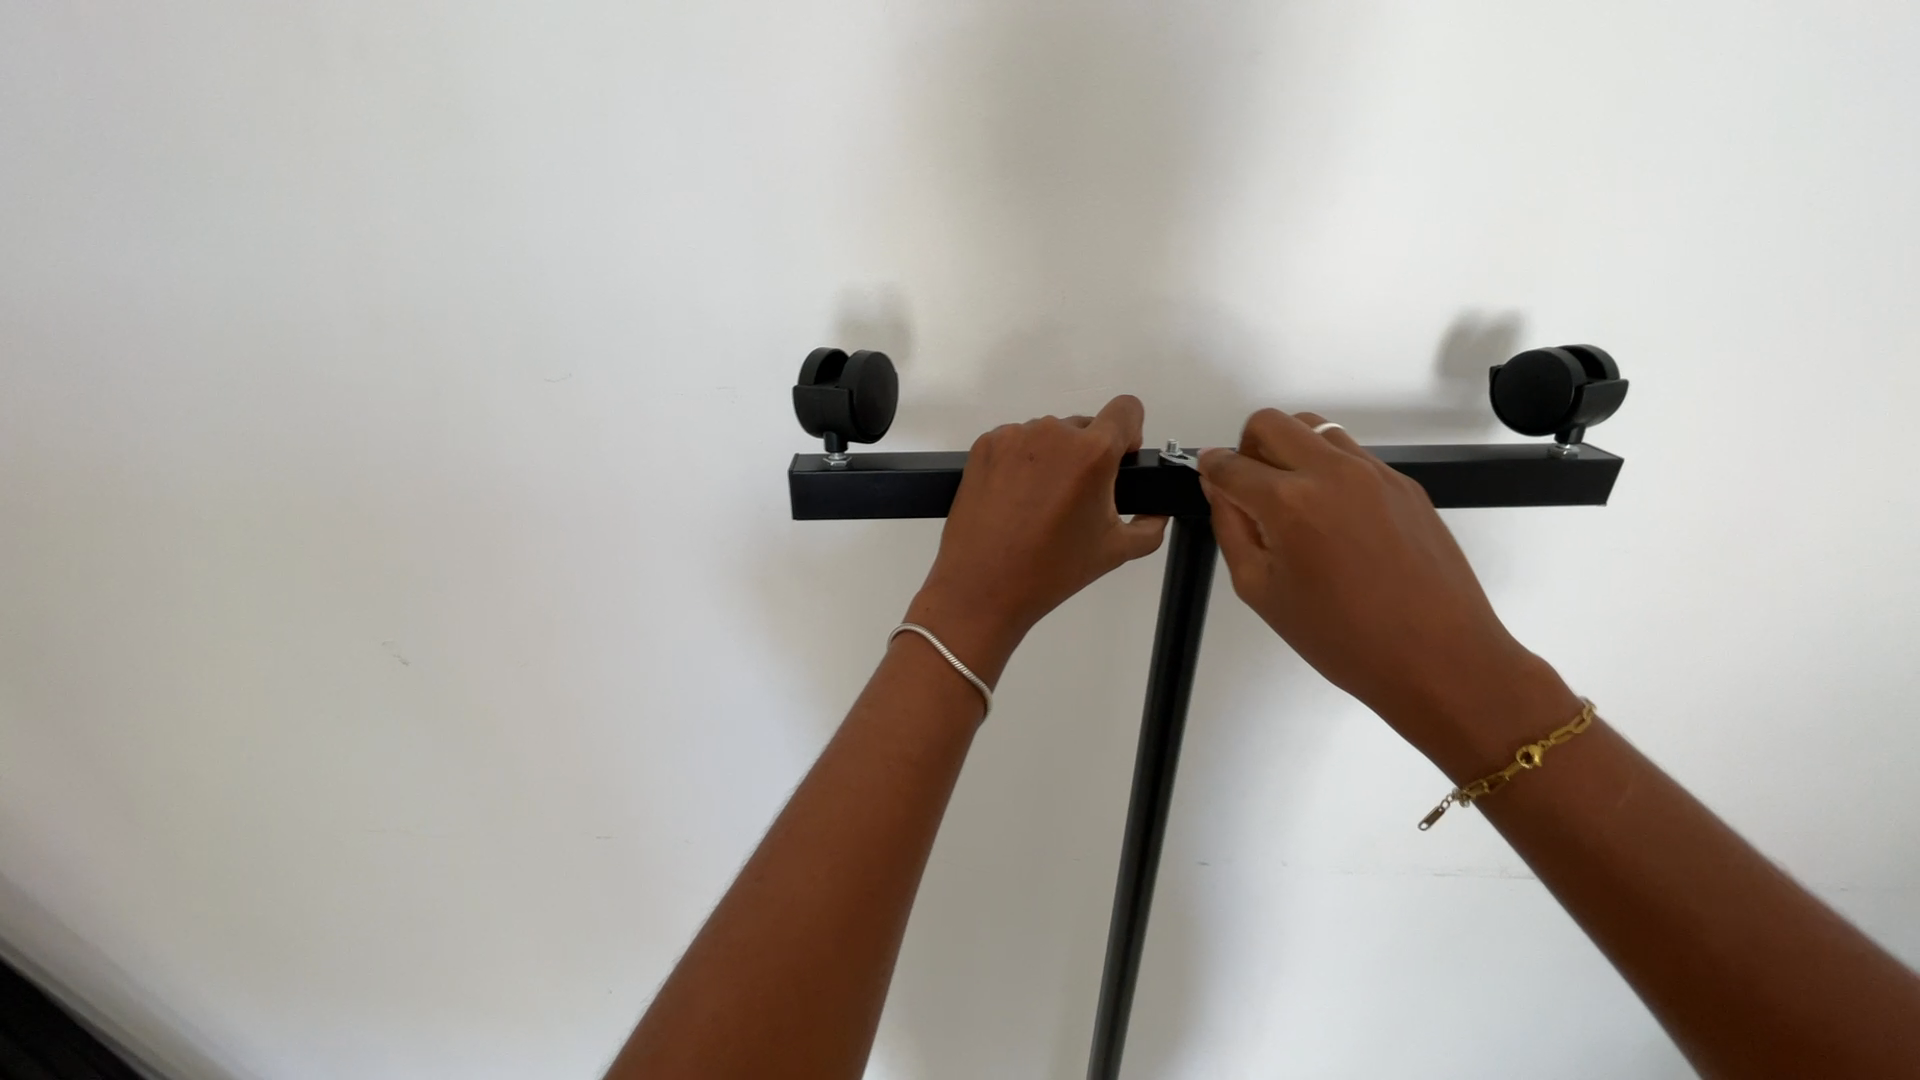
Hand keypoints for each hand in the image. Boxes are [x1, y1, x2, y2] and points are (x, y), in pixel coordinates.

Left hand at [906, 396, 1167, 683]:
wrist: (981, 586)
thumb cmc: (1051, 570)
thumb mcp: (1116, 552)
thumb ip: (1150, 525)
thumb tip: (1157, 511)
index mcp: (1093, 453)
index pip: (1128, 409)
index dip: (1130, 434)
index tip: (1119, 461)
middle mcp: (1053, 433)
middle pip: (1086, 426)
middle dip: (1088, 455)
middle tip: (1075, 499)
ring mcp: (1014, 436)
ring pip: (1049, 436)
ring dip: (1053, 459)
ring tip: (1040, 503)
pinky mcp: (984, 446)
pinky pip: (1016, 443)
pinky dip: (1021, 463)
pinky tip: (1015, 499)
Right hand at [1199, 409, 1575, 768]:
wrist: (1437, 656)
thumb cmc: (1346, 637)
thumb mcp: (1260, 590)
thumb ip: (1231, 529)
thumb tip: (1220, 491)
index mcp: (1289, 503)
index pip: (1230, 464)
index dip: (1211, 470)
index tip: (1209, 477)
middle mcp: (1331, 473)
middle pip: (1269, 423)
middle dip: (1247, 447)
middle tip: (1247, 485)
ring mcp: (1372, 473)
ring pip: (1314, 427)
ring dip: (1289, 448)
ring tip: (1291, 498)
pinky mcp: (1403, 482)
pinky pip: (1351, 452)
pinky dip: (1327, 466)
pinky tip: (1330, 515)